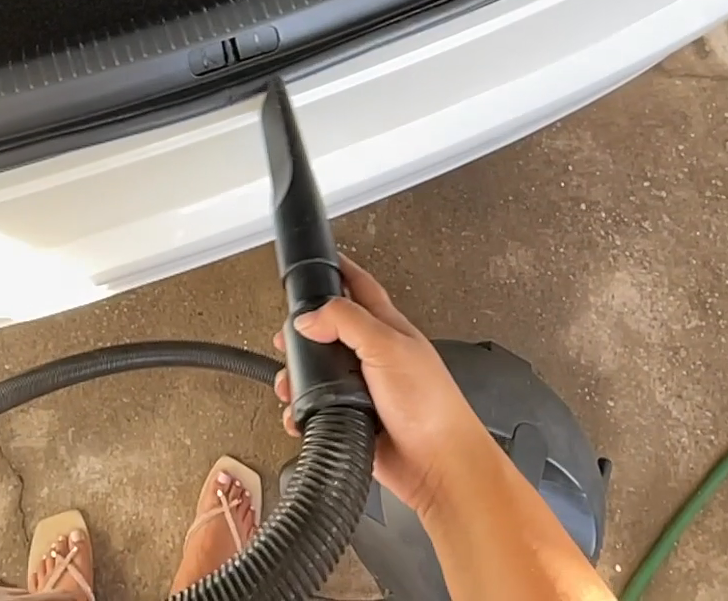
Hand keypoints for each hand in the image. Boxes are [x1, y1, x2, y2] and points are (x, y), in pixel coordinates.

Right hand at [274, 257, 499, 518]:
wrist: (440, 468)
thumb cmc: (431, 407)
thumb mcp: (387, 347)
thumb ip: (345, 321)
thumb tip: (308, 317)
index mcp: (388, 328)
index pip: (360, 286)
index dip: (341, 269)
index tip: (322, 259)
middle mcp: (375, 355)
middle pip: (332, 329)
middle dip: (306, 329)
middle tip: (286, 331)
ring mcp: (363, 388)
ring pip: (320, 371)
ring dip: (298, 375)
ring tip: (287, 380)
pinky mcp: (354, 418)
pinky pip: (319, 408)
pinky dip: (303, 410)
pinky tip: (299, 413)